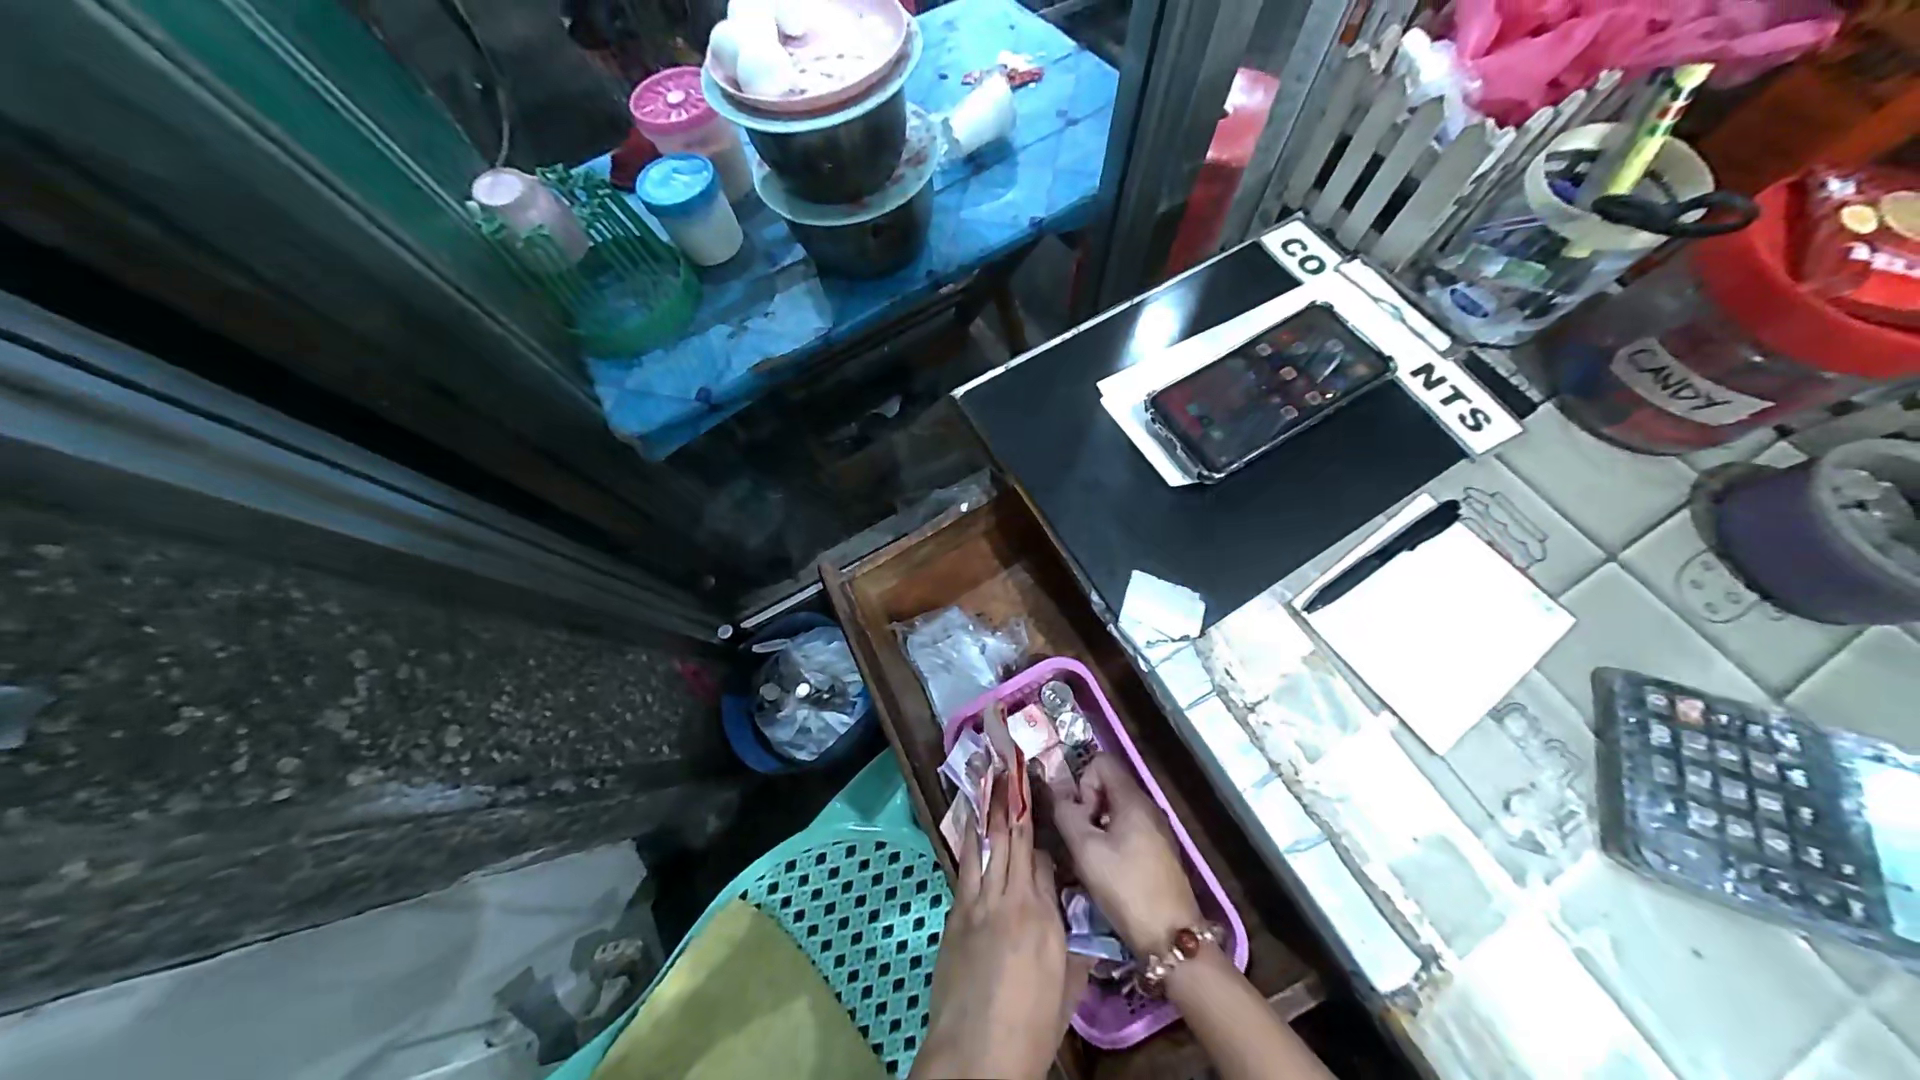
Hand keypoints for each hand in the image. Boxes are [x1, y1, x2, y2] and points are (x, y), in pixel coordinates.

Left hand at [913, 762, 1088, 1078]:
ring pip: (984, 844)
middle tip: (1008, 761)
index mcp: (1043, 915)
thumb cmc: (1032, 1026)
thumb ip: (1075, 945)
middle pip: (1011, 838)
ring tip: (986, 775)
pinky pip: (965, 867)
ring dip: (986, 808)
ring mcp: (976, 903)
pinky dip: (969, 841)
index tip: (1038, 793)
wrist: (976, 1055)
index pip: (1042, 856)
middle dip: (1010, 798)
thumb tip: (1079, 919)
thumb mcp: (1068, 987)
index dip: (1040, 826)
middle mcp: (1010, 898)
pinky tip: (970, 825)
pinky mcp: (954, 916)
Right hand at [1046, 753, 1202, 956]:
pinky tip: (1109, 869)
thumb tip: (1059, 797)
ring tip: (1093, 857)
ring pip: (1116, 808)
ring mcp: (1156, 828)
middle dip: (1088, 805)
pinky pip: (1128, 827)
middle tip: (1083, 840)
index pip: (1101, 762)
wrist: (1171, 936)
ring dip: (1098, 825)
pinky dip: (1112, 838)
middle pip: (1109, 784)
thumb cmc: (1126, 888)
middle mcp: (1148, 806)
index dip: (1083, 782)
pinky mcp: (1159, 850)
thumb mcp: (1086, 850)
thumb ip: (1067, 815)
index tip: (1082, 817)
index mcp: (1133, 799)